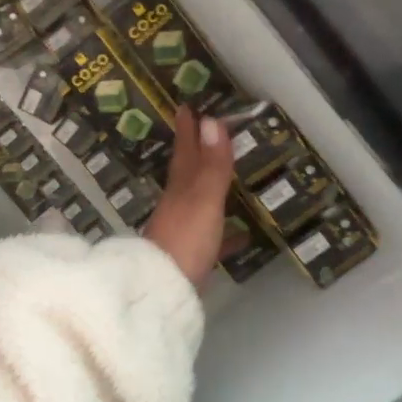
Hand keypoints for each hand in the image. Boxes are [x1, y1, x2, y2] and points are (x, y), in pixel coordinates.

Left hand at [142, 107, 235, 289]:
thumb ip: (211, 165)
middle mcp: (177, 208)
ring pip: (198, 203)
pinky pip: (210, 239)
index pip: (185, 153)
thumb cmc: (185, 242)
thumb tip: (211, 121)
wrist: (161, 294)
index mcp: (180, 190)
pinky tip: (240, 236)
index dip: (187, 131)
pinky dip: (224, 233)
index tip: (187, 107)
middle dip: (196, 153)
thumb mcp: (202, 200)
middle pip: (188, 174)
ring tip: (228, 178)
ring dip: (210, 188)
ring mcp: (181, 234)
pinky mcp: (190, 259)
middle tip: (205, 132)